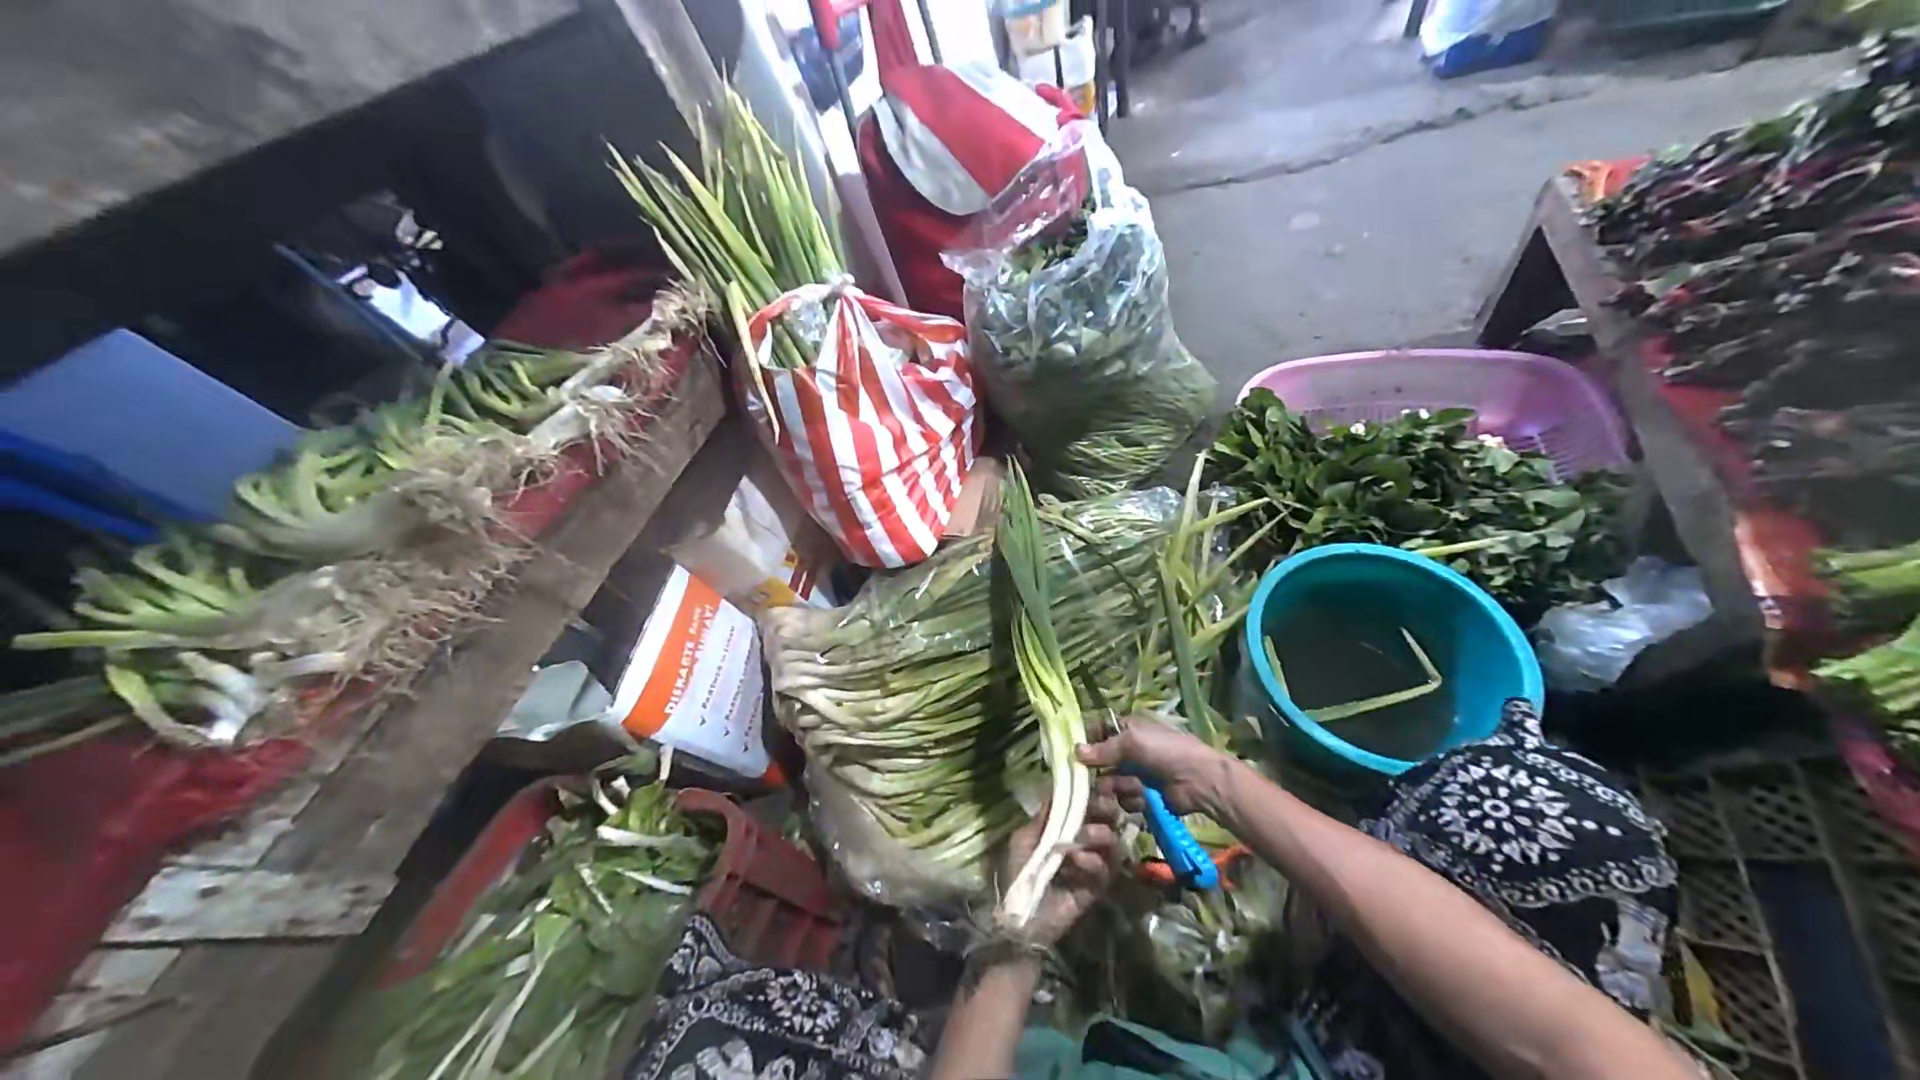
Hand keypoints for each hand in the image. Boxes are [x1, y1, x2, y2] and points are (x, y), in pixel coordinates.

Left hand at [1002, 780, 1121, 944]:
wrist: (1017, 916)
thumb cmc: (1017, 872)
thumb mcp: (1024, 839)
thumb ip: (1044, 818)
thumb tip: (1059, 791)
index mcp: (1067, 827)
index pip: (1089, 805)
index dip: (1099, 793)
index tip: (1103, 783)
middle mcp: (1085, 843)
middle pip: (1108, 820)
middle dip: (1108, 810)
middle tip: (1104, 807)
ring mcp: (1093, 866)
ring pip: (1113, 844)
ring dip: (1100, 835)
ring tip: (1084, 837)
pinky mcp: (1096, 889)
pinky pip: (1105, 872)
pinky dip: (1093, 862)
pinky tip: (1078, 861)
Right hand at [1077, 718, 1241, 818]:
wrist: (1199, 780)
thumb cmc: (1165, 751)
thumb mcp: (1132, 742)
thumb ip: (1102, 748)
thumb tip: (1074, 751)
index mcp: (1126, 729)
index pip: (1097, 733)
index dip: (1085, 744)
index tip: (1073, 756)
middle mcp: (1127, 751)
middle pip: (1099, 763)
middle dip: (1100, 774)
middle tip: (1101, 781)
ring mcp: (1134, 774)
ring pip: (1109, 784)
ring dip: (1119, 788)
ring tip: (1133, 788)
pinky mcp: (1142, 796)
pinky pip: (1124, 799)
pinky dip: (1132, 800)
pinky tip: (1144, 798)